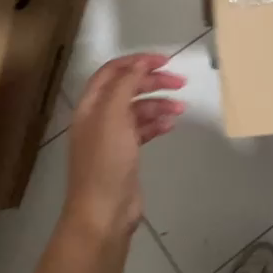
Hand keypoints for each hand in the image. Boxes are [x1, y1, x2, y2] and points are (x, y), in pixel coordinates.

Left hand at [63, 53, 184, 236]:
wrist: (103, 212)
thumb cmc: (106, 162)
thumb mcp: (113, 116)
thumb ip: (125, 85)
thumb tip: (139, 64)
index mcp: (90, 105)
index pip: (112, 71)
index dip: (137, 62)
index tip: (164, 61)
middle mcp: (98, 118)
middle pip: (127, 88)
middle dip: (152, 82)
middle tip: (179, 82)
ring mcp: (111, 137)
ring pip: (137, 110)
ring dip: (159, 104)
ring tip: (181, 108)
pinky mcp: (125, 155)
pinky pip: (142, 130)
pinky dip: (157, 124)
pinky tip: (170, 125)